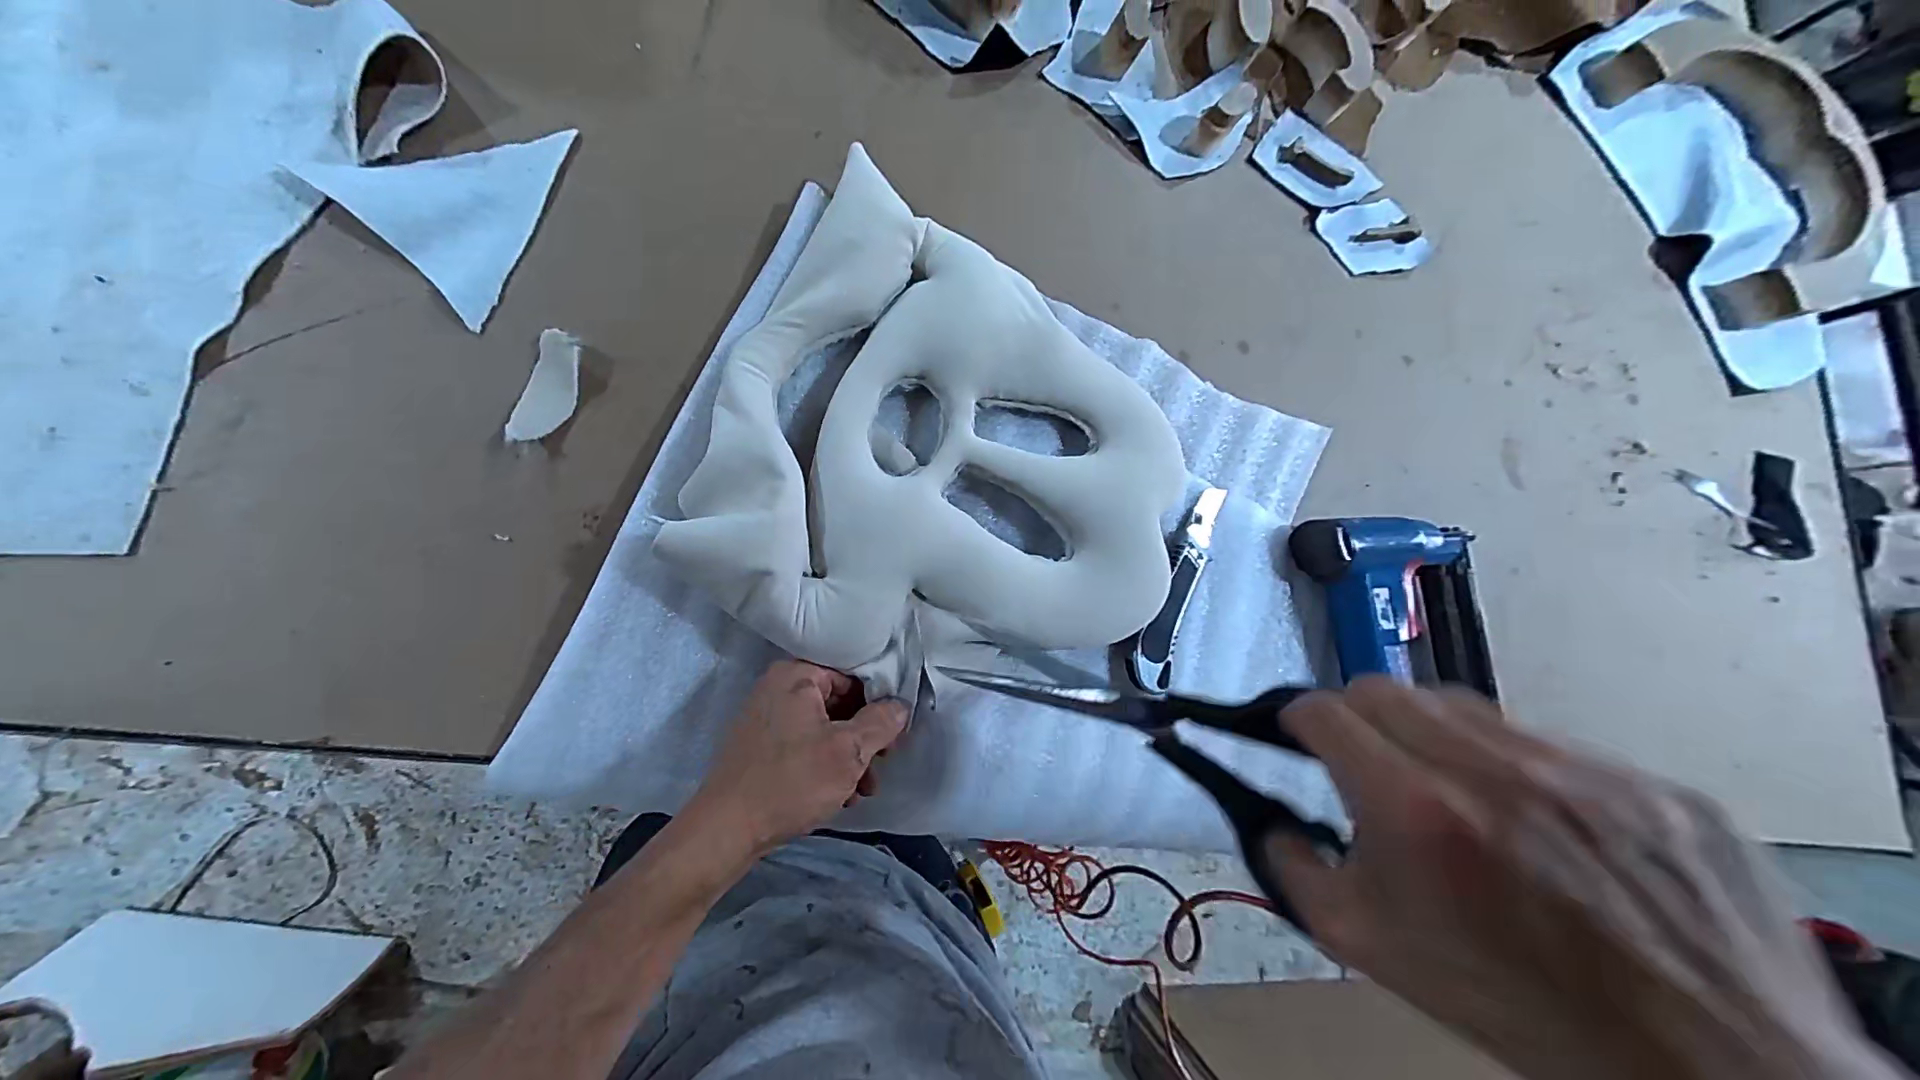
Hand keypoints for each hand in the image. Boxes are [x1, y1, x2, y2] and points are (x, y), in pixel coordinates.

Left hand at [684, 660, 908, 858]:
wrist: (726, 830)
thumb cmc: (791, 781)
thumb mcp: (848, 751)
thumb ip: (881, 723)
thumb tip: (900, 706)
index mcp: (796, 676)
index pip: (853, 677)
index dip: (879, 704)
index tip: (894, 734)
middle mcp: (777, 687)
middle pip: (839, 703)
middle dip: (864, 737)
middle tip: (881, 764)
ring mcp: (766, 717)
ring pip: (823, 728)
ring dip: (848, 757)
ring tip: (862, 790)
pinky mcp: (760, 746)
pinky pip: (804, 744)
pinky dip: (824, 764)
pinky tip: (838, 795)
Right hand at [1262, 677, 1901, 1079]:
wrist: (1703, 1068)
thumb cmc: (1510, 1002)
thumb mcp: (1365, 944)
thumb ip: (1291, 867)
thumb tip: (1271, 819)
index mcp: (1415, 808)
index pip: (1325, 712)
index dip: (1296, 717)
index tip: (1296, 732)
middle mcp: (1493, 770)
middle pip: (1384, 689)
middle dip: (1353, 714)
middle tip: (1361, 755)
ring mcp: (1581, 769)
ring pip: (1464, 707)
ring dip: (1432, 734)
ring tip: (1449, 788)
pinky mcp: (1650, 782)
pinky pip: (1551, 744)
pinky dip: (1516, 766)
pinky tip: (1535, 821)